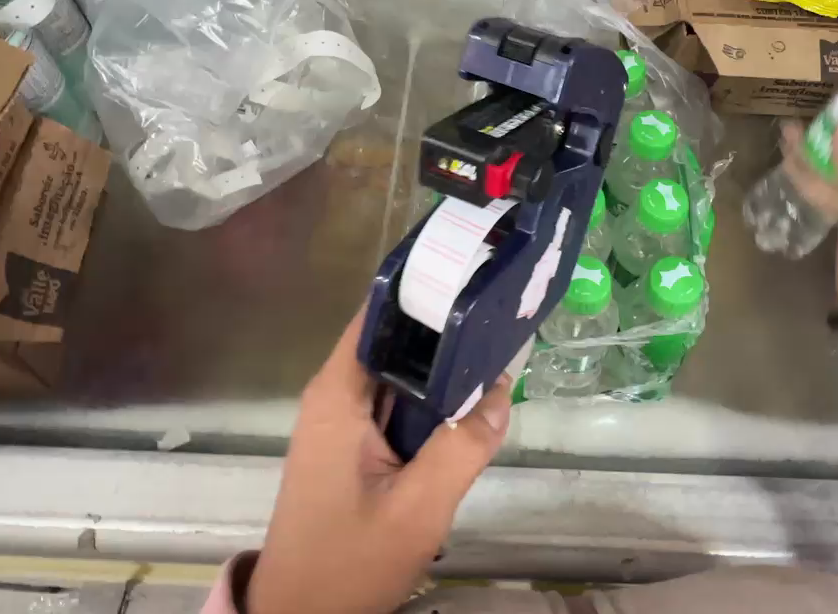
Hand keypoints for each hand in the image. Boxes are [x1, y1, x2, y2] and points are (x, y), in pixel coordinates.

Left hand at [248, 308, 512, 613]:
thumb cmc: (347, 562)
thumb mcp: (417, 510)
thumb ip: (461, 448)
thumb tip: (502, 392)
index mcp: (338, 393)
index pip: (378, 314)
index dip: (422, 289)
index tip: (469, 274)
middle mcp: (335, 394)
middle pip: (392, 339)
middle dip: (442, 327)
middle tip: (497, 313)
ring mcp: (340, 420)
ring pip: (397, 372)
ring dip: (439, 366)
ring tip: (493, 347)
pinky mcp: (350, 444)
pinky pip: (394, 403)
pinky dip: (428, 398)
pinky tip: (466, 401)